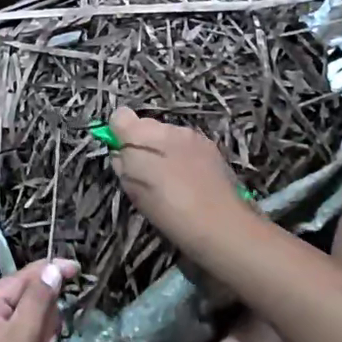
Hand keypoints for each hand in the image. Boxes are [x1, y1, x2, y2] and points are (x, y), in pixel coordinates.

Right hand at [106, 107, 247, 224]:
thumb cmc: (169, 208)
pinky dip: (182, 159)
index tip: (122, 157)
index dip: (118, 134)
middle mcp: (170, 127)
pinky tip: (188, 182)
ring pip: (167, 137)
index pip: (120, 116)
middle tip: (144, 173)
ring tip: (168, 180)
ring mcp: (194, 137)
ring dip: (162, 151)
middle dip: (140, 144)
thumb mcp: (132, 188)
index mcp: (145, 133)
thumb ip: (121, 161)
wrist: (223, 226)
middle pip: (145, 126)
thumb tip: (119, 149)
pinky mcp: (213, 151)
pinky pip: (187, 148)